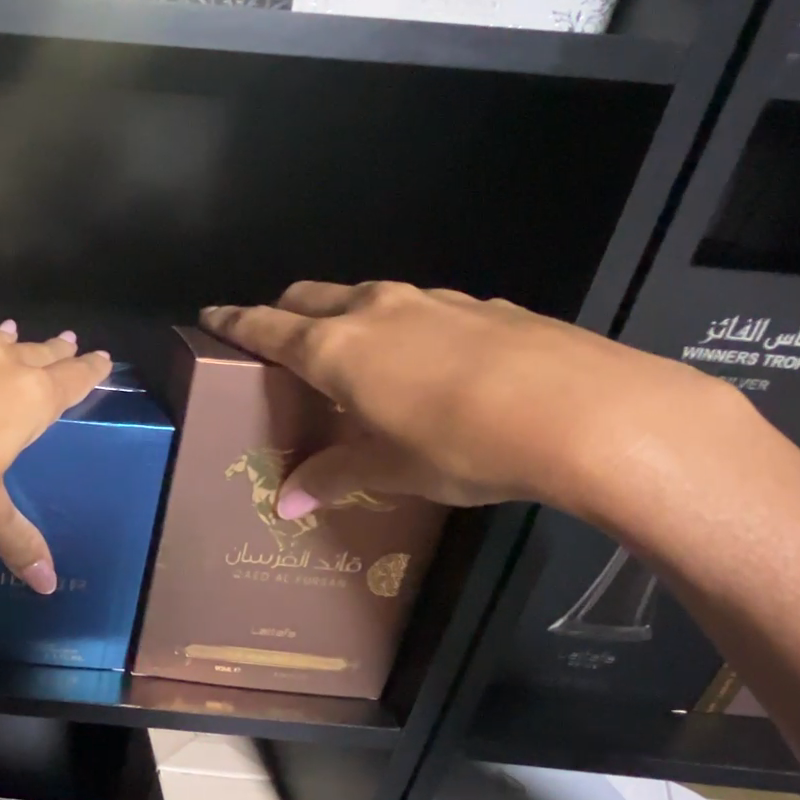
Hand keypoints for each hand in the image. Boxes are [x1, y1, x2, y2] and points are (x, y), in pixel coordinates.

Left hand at [0, 321, 111, 592]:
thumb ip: (20, 542)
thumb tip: (48, 586)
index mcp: (28, 400)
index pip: (71, 380)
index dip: (90, 371)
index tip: (103, 359)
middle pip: (37, 353)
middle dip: (56, 350)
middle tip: (69, 342)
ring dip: (10, 341)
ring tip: (16, 333)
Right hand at [201, 281, 753, 521]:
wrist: (591, 414)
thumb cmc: (464, 446)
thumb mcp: (392, 470)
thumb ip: (334, 477)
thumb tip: (287, 503)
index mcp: (335, 348)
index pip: (265, 326)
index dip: (232, 322)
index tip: (208, 315)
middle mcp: (376, 311)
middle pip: (310, 295)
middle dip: (283, 310)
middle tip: (274, 337)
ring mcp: (433, 301)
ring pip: (366, 295)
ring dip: (343, 314)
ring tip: (349, 351)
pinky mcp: (484, 306)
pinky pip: (420, 307)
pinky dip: (400, 325)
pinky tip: (425, 361)